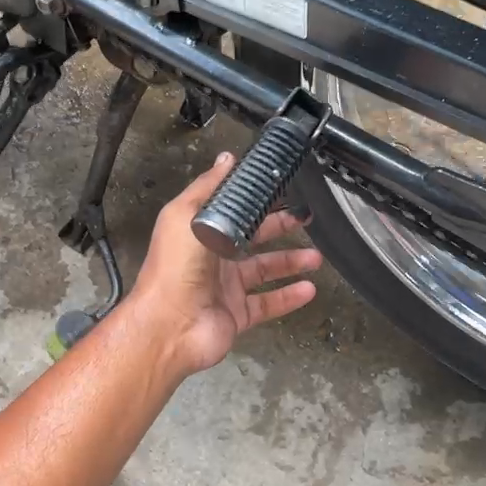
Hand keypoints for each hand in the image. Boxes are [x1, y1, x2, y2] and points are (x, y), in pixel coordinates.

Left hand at [119, 152, 323, 377]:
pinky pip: (268, 303)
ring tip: (316, 257)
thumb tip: (226, 159)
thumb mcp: (185, 215)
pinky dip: (289, 297)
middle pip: (253, 237)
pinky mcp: (237, 314)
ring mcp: (226, 288)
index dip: (256, 200)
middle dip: (279, 226)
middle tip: (305, 218)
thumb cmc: (174, 268)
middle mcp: (213, 257)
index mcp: (200, 231)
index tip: (280, 190)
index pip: (233, 210)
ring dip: (292, 262)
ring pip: (265, 270)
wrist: (169, 326)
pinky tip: (309, 289)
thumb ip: (209, 187)